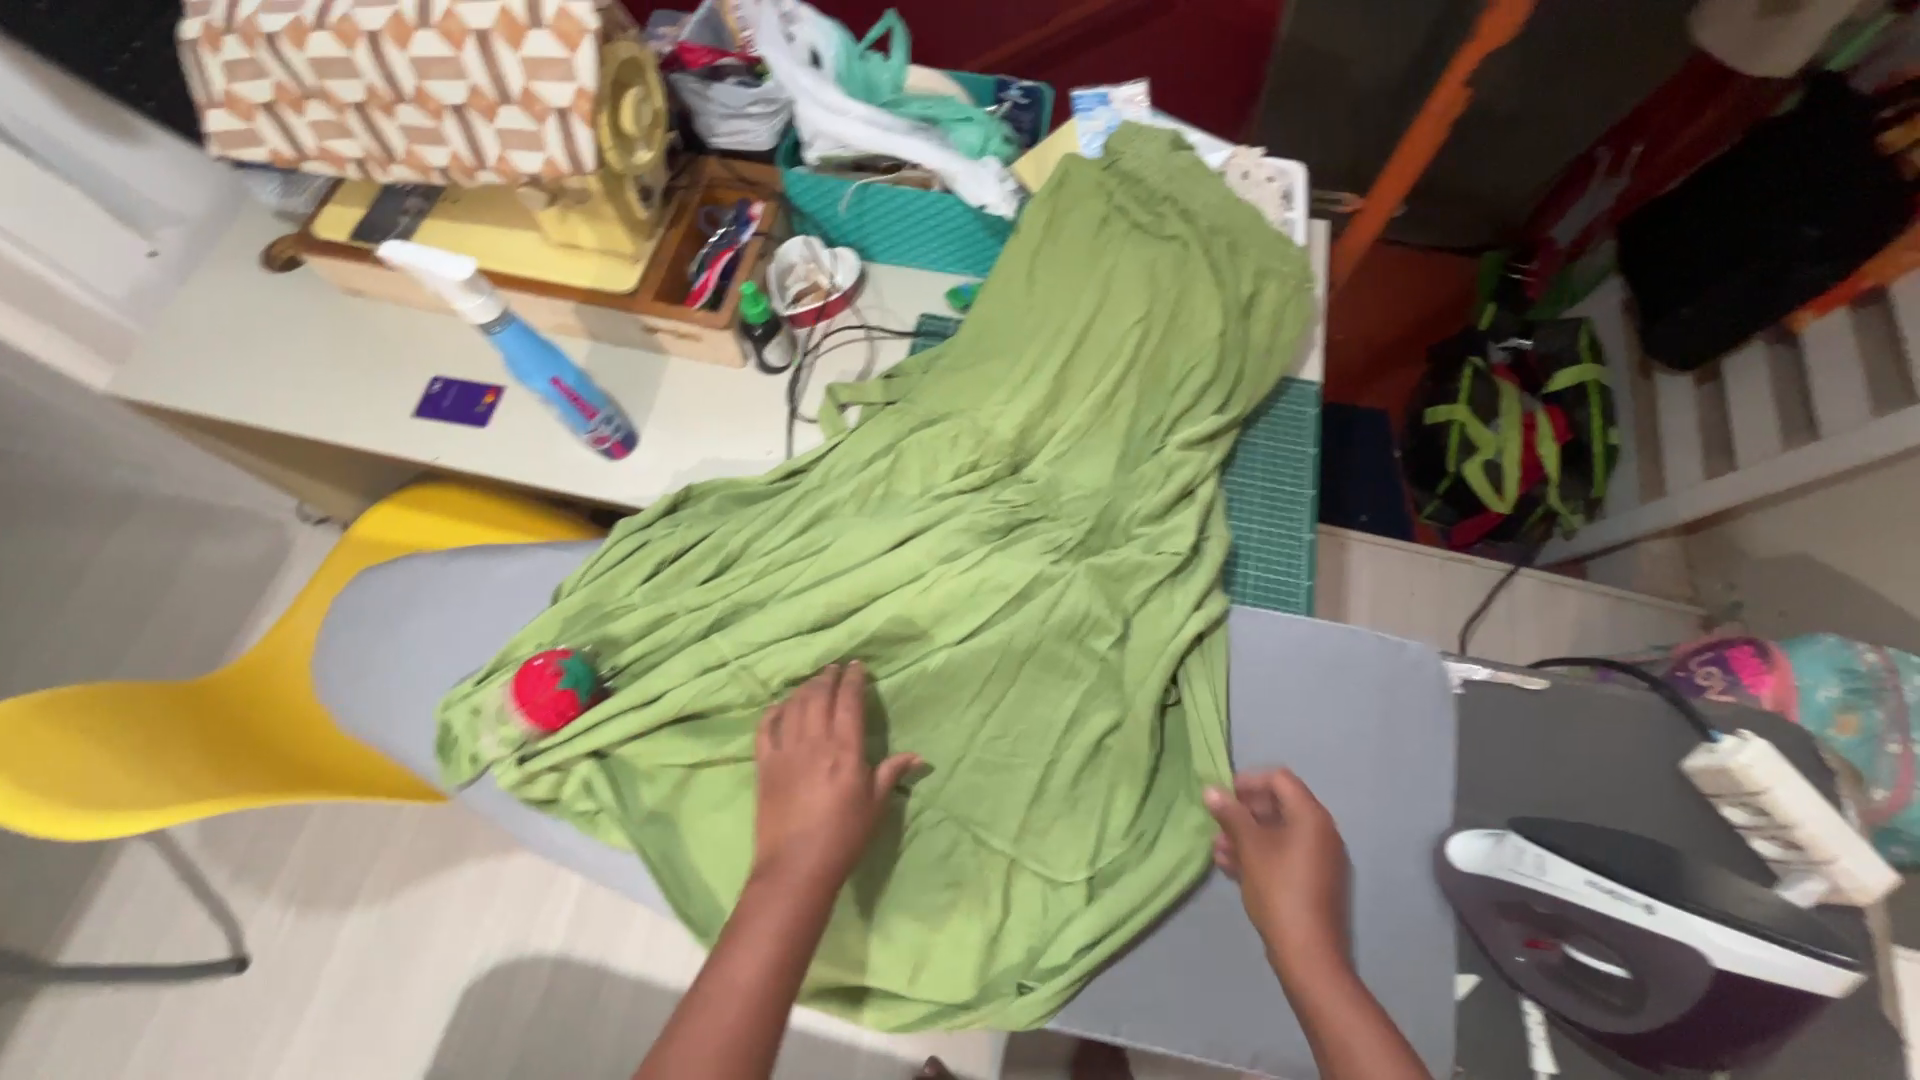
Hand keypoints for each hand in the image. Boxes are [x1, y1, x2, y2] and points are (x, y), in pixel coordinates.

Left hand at [752, 662, 920, 889]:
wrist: (796, 866)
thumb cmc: (843, 836)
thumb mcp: (875, 805)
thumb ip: (891, 773)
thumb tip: (918, 755)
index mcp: (845, 749)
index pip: (849, 701)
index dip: (854, 680)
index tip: (857, 666)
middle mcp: (814, 742)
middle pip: (819, 696)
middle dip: (828, 677)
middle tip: (835, 668)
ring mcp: (786, 751)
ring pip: (794, 706)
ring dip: (805, 689)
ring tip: (814, 682)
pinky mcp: (764, 765)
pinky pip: (766, 728)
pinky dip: (773, 712)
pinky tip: (780, 706)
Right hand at [1205, 769, 1350, 973]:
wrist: (1308, 954)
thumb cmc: (1278, 890)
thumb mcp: (1249, 848)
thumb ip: (1230, 814)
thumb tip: (1211, 789)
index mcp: (1311, 817)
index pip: (1280, 780)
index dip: (1248, 782)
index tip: (1222, 796)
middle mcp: (1321, 832)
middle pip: (1279, 805)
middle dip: (1243, 813)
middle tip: (1217, 824)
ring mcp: (1320, 858)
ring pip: (1278, 833)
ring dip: (1246, 836)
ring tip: (1218, 851)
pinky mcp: (1314, 881)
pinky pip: (1285, 855)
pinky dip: (1259, 855)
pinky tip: (1232, 868)